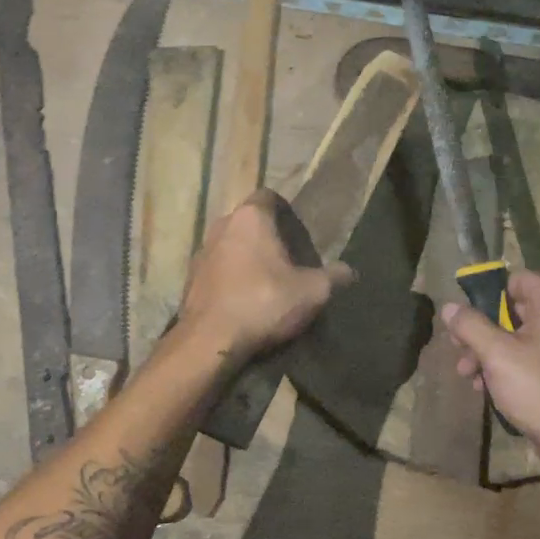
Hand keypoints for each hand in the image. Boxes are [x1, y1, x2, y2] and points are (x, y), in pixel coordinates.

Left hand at [180, 190, 355, 365]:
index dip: (287, 212)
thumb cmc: (263, 304)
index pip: (270, 197)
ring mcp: (201, 252)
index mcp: (250, 218)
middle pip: (250, 223)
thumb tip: (349, 272)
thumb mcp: (311, 292)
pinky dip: (231, 279)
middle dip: (268, 238)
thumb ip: (333, 277)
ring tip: (268, 284)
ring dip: (248, 259)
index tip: (300, 236)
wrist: (209, 341)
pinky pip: (217, 270)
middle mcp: (221, 226)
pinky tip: (245, 302)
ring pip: (231, 246)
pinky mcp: (190, 279)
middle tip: (289, 262)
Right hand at [443, 269, 539, 453]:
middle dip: (481, 330)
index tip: (465, 317)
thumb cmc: (536, 388)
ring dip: (487, 352)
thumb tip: (448, 307)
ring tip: (467, 374)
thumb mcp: (495, 354)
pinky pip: (526, 357)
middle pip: (513, 310)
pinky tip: (485, 386)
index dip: (488, 295)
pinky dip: (504, 366)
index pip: (517, 280)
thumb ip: (470, 326)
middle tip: (459, 350)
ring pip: (516, 336)